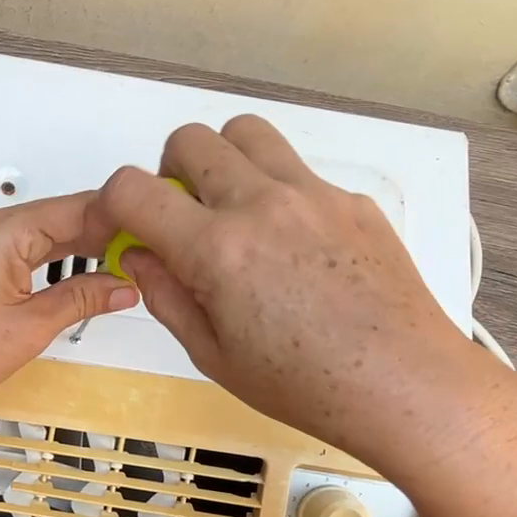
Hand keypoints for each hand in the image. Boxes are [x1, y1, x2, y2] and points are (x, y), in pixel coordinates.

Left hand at [0, 192, 139, 432]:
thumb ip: (83, 299)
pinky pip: (30, 249)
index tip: (156, 225)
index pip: (79, 207)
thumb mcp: (32, 327)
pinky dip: (59, 259)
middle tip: (152, 246)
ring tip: (127, 259)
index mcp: (4, 231)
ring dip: (85, 245)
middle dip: (108, 231)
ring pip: (49, 233)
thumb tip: (122, 286)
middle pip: (65, 216)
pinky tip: (85, 271)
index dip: (122, 216)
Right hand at [90, 117, 516, 478]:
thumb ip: (165, 295)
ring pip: (246, 133)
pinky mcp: (350, 199)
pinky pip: (296, 170)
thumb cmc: (301, 384)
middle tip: (179, 218)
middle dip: (168, 172)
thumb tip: (138, 256)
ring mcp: (313, 194)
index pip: (134, 188)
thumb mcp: (210, 354)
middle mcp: (262, 204)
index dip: (112, 204)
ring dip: (222, 162)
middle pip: (191, 139)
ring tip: (230, 215)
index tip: (122, 229)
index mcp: (216, 250)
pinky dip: (273, 191)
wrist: (403, 382)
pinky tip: (289, 249)